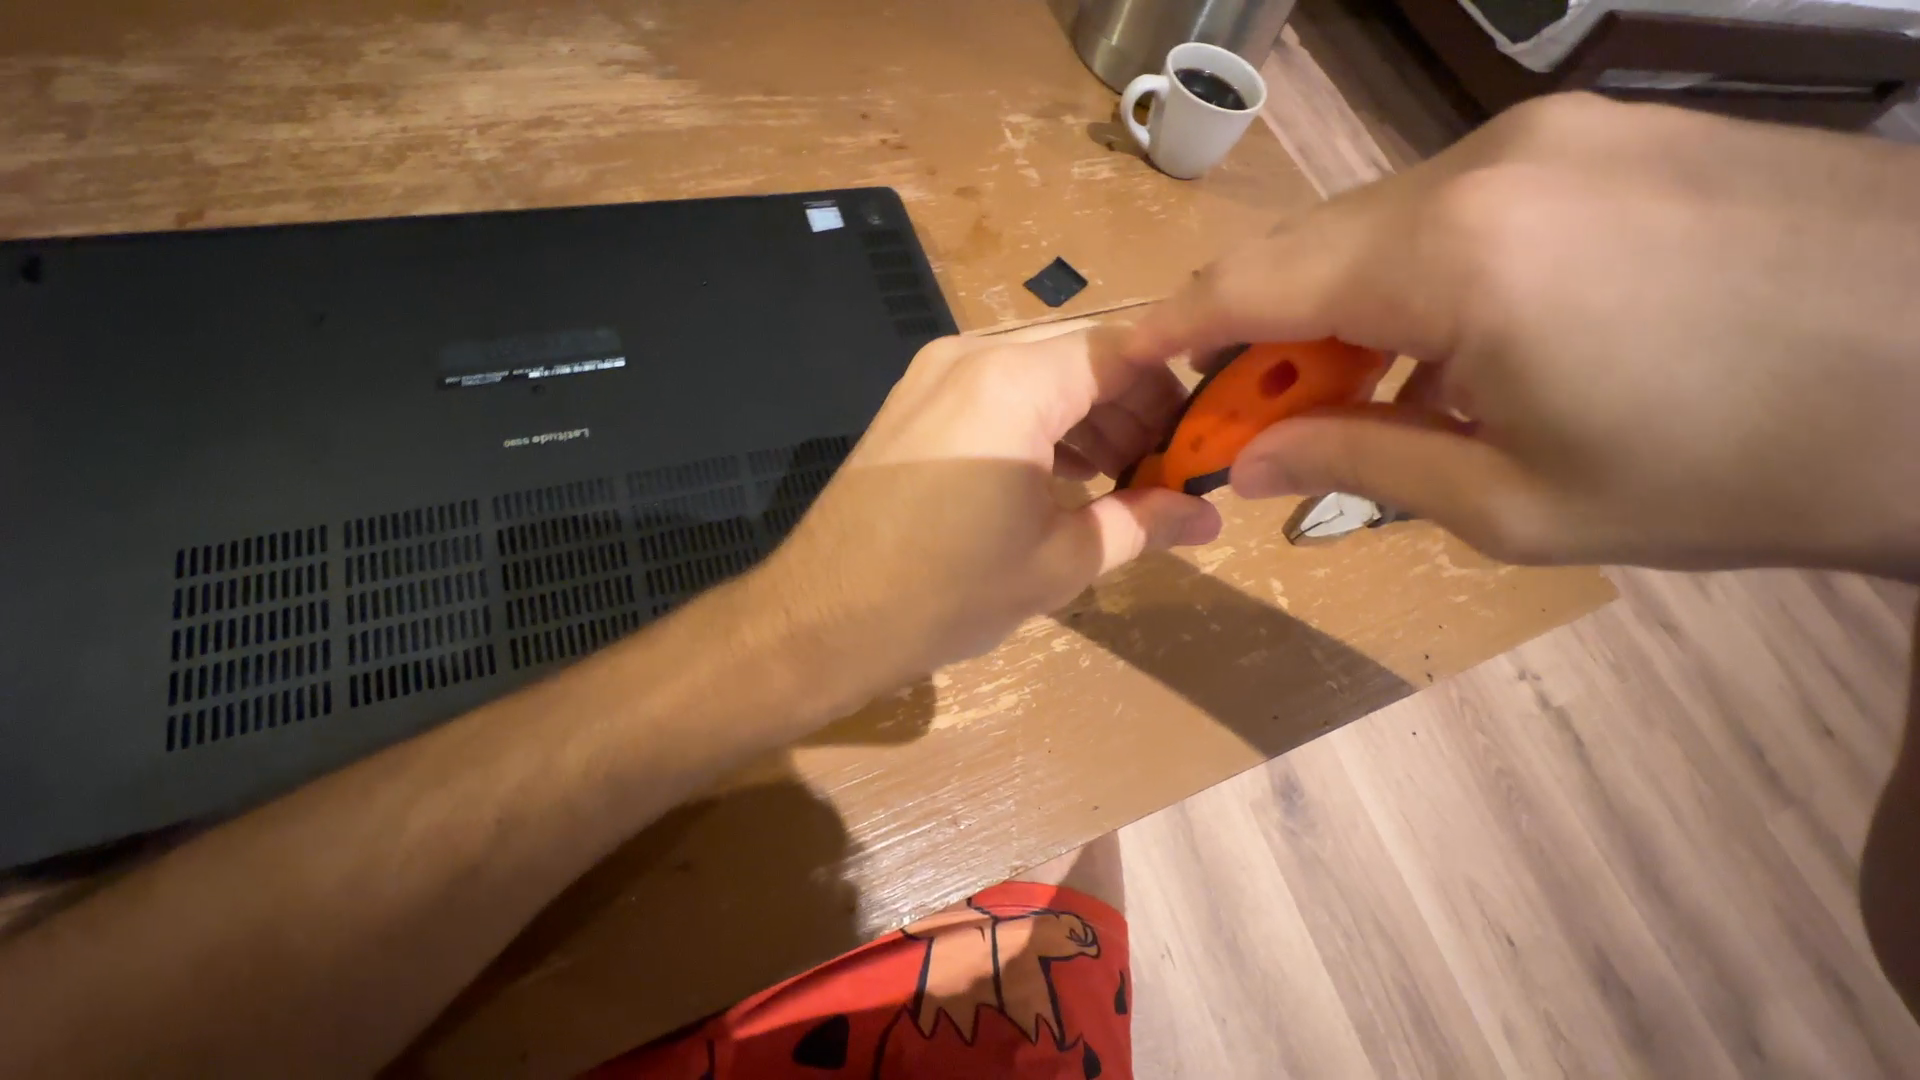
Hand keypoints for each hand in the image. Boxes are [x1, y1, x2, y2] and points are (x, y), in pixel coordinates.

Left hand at [761, 323, 1222, 704]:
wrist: (822, 619)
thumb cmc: (948, 593)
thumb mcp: (1060, 561)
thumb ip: (1142, 523)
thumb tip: (1209, 518)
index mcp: (1013, 381)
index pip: (1123, 352)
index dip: (1173, 391)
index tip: (1204, 438)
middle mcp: (971, 355)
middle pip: (1079, 359)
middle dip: (1131, 410)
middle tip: (1166, 472)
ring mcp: (932, 376)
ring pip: (1036, 375)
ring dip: (1085, 420)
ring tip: (1119, 481)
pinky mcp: (911, 404)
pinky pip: (994, 395)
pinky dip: (1036, 426)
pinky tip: (1059, 477)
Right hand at [1123, 93, 1919, 577]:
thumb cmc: (1732, 470)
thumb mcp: (1512, 503)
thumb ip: (1354, 464)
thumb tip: (1245, 459)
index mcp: (1452, 255)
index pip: (1252, 279)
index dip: (1173, 324)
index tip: (1127, 363)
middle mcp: (1484, 163)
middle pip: (1303, 245)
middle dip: (1253, 333)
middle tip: (1249, 416)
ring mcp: (1550, 135)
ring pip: (1373, 222)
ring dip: (1333, 308)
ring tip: (1359, 394)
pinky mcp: (1603, 134)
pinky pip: (1452, 206)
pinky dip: (1408, 278)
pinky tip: (1451, 342)